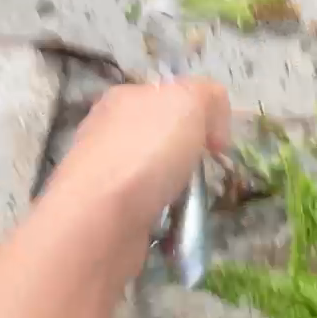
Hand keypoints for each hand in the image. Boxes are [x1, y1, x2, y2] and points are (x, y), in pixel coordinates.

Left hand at [45, 78, 230, 235]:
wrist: (99, 217)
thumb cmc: (146, 152)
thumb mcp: (189, 102)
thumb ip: (208, 95)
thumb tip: (211, 122)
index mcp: (124, 97)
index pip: (169, 96)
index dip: (200, 116)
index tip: (216, 144)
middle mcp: (107, 130)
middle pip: (160, 135)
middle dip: (186, 154)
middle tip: (202, 173)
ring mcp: (101, 171)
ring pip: (151, 173)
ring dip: (173, 188)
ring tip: (184, 204)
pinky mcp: (100, 209)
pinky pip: (140, 206)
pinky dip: (157, 214)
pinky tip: (164, 222)